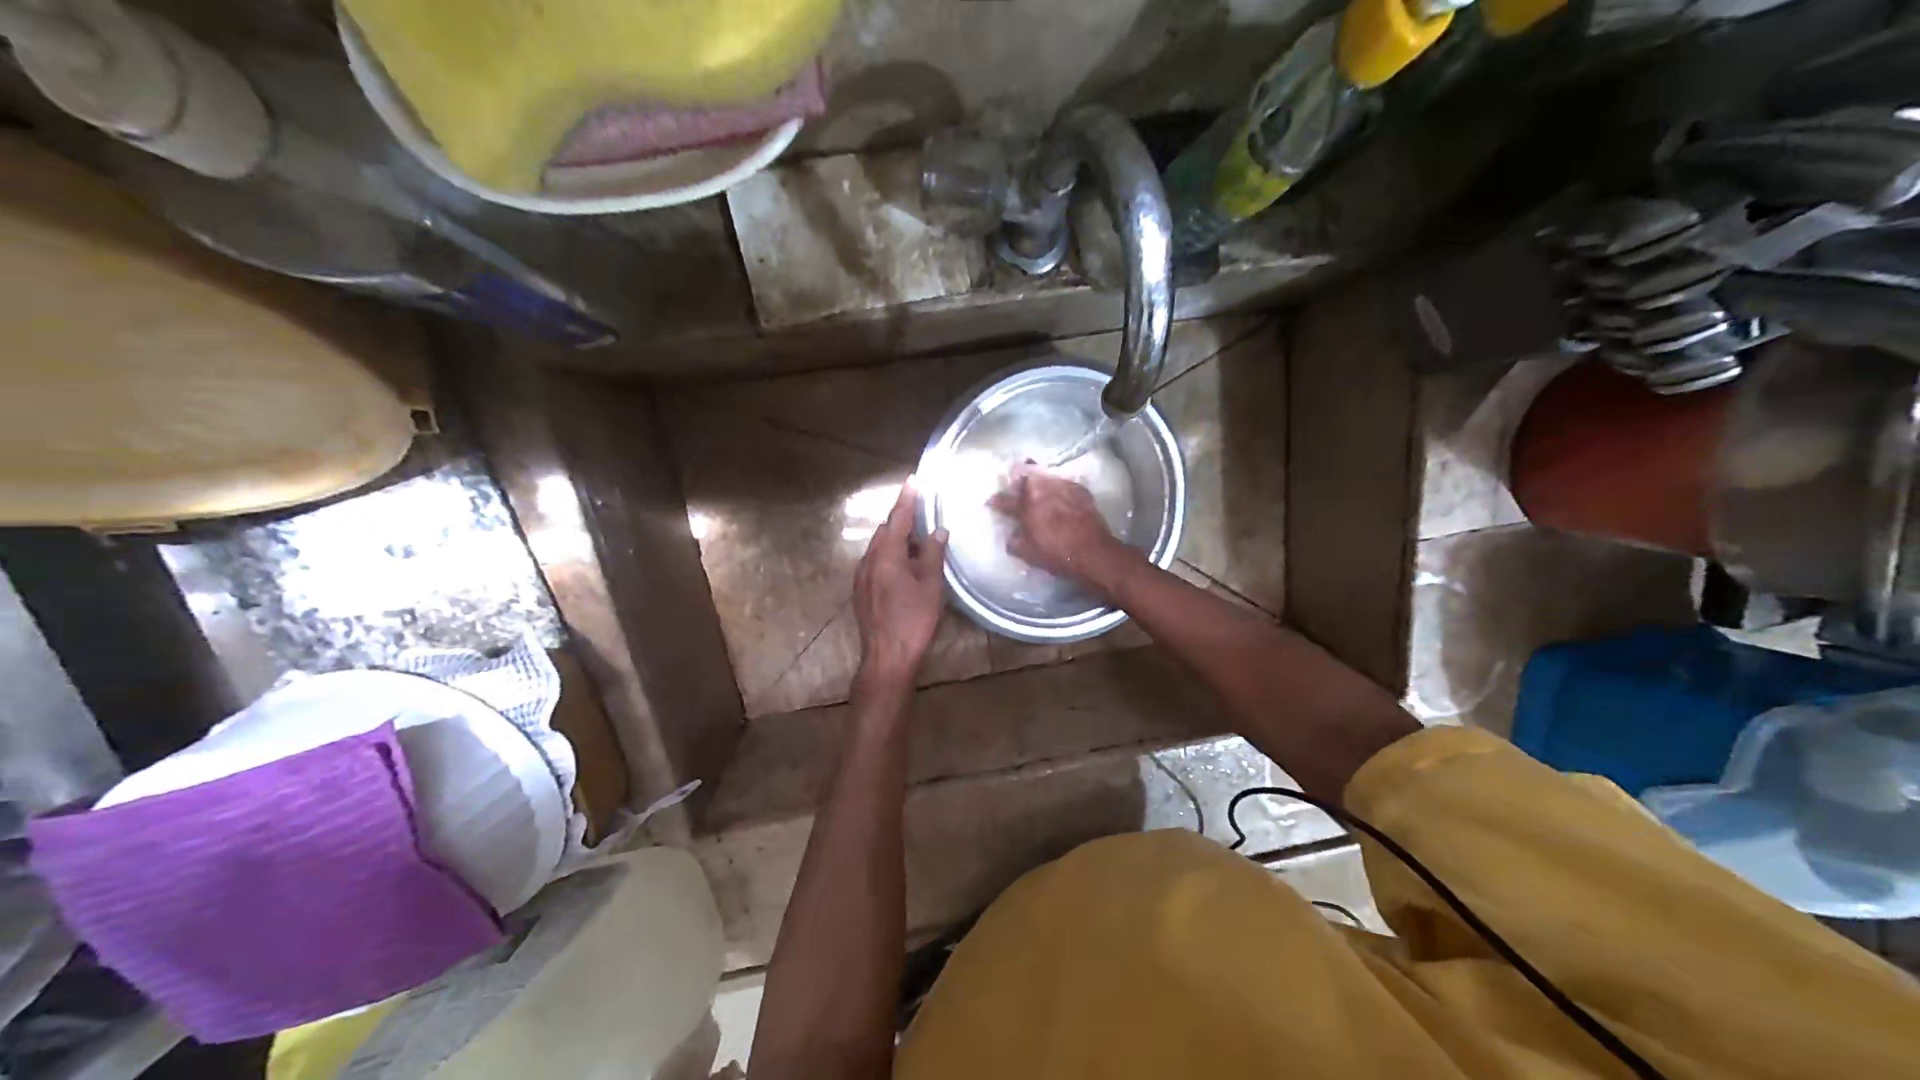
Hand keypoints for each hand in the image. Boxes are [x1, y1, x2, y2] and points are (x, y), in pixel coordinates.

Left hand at [853, 479, 949, 687]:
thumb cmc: (913, 620)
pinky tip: (905, 567)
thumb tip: (938, 530)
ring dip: (897, 540)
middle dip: (902, 521)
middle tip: (923, 516)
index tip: (913, 480)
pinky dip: (890, 556)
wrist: (887, 657)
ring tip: (918, 543)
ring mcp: (861, 576)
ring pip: (879, 548)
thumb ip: (932, 554)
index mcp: (886, 555)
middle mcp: (868, 560)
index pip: (898, 518)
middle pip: (885, 532)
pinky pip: (876, 563)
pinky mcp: (861, 591)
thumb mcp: (930, 585)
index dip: (907, 499)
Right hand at [988, 464, 1140, 595]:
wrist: (1094, 552)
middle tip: (1017, 489)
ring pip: (1045, 478)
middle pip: (1025, 479)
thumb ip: (1014, 542)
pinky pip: (1064, 484)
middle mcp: (1042, 490)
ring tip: (1038, 489)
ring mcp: (1063, 486)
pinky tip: (1059, 496)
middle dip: (1019, 483)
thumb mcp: (1028, 554)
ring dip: (1039, 483)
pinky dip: (1058, 488)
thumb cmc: (1058, 555)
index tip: (992, 502)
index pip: (1005, 500)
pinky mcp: (1080, 489)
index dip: (997, 501)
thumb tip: (1012, 535)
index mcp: (1026, 505)